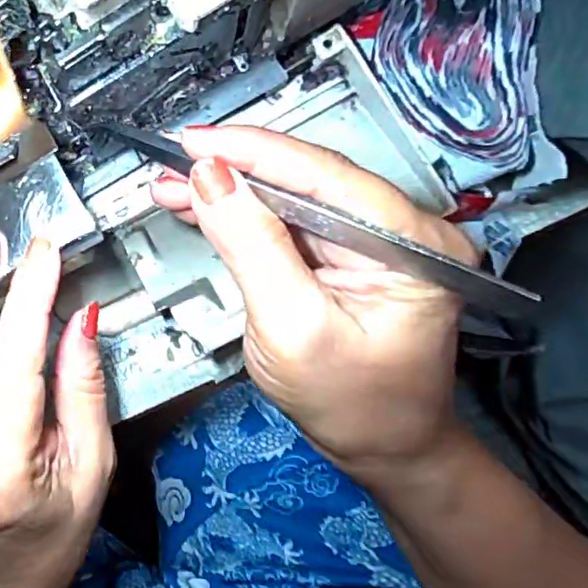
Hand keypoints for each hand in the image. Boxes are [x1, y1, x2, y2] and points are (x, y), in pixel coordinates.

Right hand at [148, 125, 479, 483]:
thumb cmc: (353, 405)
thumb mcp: (291, 328)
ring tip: (176, 186)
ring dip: (232, 189)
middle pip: (308, 178)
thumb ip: (251, 246)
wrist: (384, 445)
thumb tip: (211, 178)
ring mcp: (379, 238)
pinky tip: (207, 204)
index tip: (194, 142)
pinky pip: (291, 219)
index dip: (253, 152)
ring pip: (293, 195)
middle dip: (234, 169)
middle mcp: (404, 229)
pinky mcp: (352, 251)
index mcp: (414, 245)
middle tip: (173, 163)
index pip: (325, 175)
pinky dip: (245, 213)